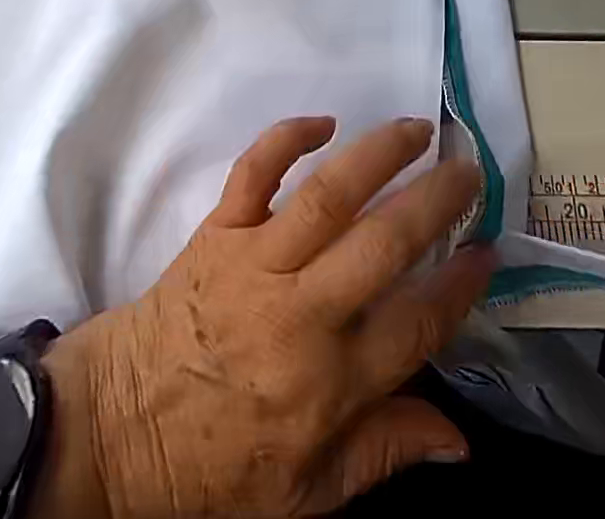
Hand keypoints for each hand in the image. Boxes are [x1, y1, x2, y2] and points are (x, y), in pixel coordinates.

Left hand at [33, 116, 496, 518]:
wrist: (119, 420)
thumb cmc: (213, 463)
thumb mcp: (306, 492)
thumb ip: (384, 453)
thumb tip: (460, 438)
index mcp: (331, 381)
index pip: (416, 322)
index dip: (459, 284)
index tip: (486, 251)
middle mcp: (300, 310)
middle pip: (383, 243)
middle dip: (434, 202)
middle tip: (468, 172)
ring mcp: (254, 262)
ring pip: (326, 198)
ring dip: (377, 156)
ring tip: (416, 130)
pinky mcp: (215, 233)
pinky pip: (252, 174)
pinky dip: (285, 140)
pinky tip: (322, 123)